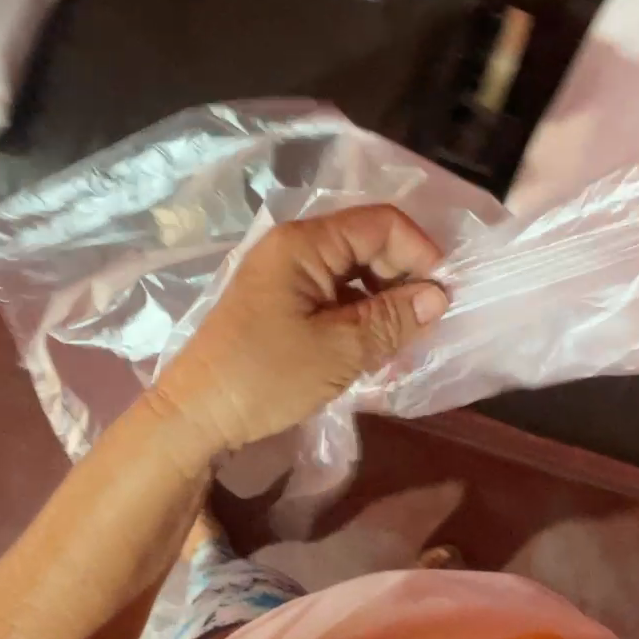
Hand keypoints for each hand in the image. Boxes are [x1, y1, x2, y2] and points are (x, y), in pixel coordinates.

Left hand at [150, 205, 449, 457]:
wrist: (196, 415)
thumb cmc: (265, 378)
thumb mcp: (340, 350)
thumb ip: (393, 319)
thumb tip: (439, 296)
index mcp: (305, 243)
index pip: (382, 223)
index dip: (420, 253)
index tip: (442, 297)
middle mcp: (294, 248)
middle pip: (368, 244)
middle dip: (403, 279)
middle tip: (423, 326)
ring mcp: (285, 276)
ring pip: (354, 273)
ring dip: (383, 302)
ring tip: (400, 343)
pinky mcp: (281, 304)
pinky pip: (334, 296)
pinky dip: (359, 316)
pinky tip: (372, 348)